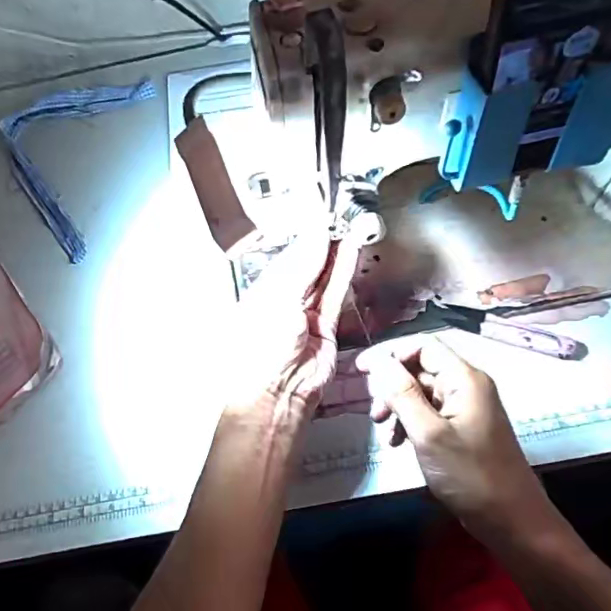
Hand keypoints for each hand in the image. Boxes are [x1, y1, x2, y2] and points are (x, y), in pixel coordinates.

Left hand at [225, 225, 359, 420]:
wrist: (276, 393)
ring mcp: (304, 317)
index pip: (286, 258)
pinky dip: (344, 273)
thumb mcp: (277, 299)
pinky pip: (335, 295)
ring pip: (324, 278)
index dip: (305, 238)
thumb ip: (300, 267)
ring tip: (351, 229)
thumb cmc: (260, 354)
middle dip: (323, 243)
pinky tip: (350, 253)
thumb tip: (313, 237)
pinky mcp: (325, 331)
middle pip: (307, 266)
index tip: (320, 217)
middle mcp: (282, 304)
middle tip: (340, 218)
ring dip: (338, 255)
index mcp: (260, 294)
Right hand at [356, 336, 554, 538]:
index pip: (423, 346)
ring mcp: (468, 409)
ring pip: (424, 392)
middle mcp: (468, 387)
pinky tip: (398, 442)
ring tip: (382, 429)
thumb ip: (402, 394)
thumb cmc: (470, 475)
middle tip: (374, 412)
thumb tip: (379, 361)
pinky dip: (412, 423)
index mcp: (465, 379)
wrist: (509, 518)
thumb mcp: (428, 434)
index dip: (390, 353)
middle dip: (392, 385)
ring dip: (399, 406)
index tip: (361, 371)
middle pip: (422, 368)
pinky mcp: (465, 430)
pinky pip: (432, 414)